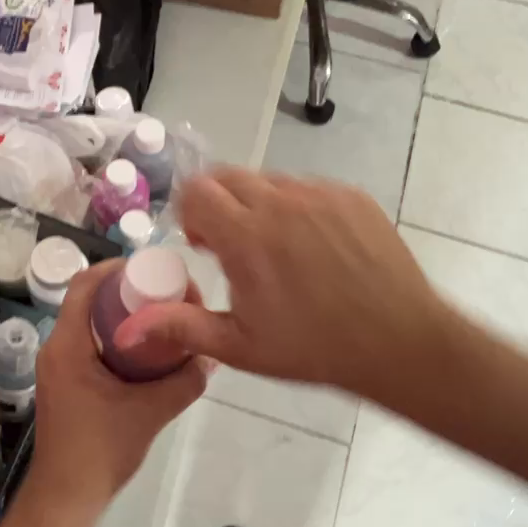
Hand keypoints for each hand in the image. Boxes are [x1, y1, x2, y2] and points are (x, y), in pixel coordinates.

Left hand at [28, 260, 207, 506]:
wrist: (66, 495)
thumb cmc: (101, 450)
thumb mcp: (150, 412)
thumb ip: (184, 382)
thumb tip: (211, 356)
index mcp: (67, 345)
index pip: (84, 286)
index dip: (116, 269)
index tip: (151, 268)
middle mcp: (55, 348)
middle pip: (88, 301)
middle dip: (125, 292)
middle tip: (164, 293)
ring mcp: (56, 367)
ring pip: (88, 325)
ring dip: (120, 317)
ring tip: (160, 317)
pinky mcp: (64, 383)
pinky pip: (87, 345)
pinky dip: (113, 339)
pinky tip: (145, 352)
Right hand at [114, 169, 464, 411]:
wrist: (401, 343)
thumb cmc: (313, 349)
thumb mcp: (240, 346)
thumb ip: (180, 327)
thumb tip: (127, 329)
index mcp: (248, 237)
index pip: (197, 191)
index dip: (191, 214)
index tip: (203, 245)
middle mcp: (282, 204)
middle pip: (229, 177)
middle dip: (218, 204)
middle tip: (231, 246)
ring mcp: (322, 196)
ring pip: (270, 182)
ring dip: (259, 206)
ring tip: (275, 250)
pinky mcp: (353, 197)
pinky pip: (309, 189)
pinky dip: (298, 209)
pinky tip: (312, 250)